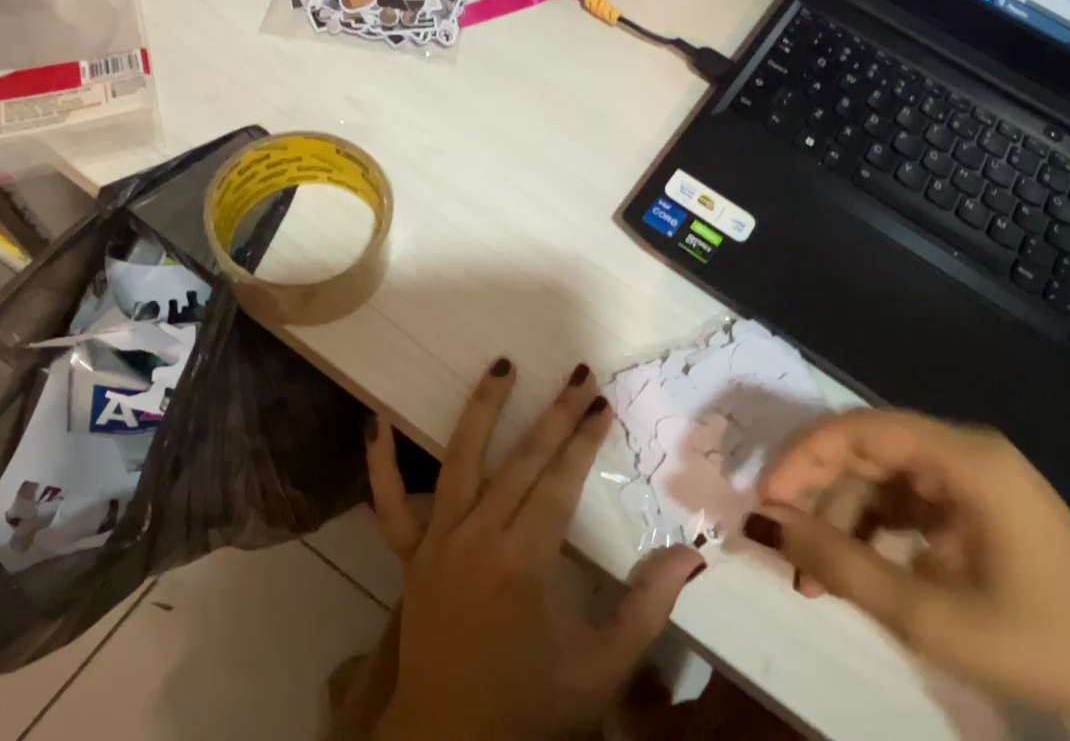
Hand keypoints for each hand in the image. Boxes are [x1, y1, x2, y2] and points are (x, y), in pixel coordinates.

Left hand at [368, 359, 706, 740]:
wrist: (450, 740)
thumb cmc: (531, 702)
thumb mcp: (602, 667)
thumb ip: (647, 607)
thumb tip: (692, 555)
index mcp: (523, 561)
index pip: (558, 483)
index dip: (583, 441)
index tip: (602, 403)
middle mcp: (476, 538)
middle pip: (519, 462)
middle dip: (553, 414)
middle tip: (578, 373)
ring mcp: (436, 543)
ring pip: (458, 462)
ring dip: (482, 410)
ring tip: (502, 366)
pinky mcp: (409, 557)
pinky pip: (389, 505)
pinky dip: (381, 464)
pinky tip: (377, 422)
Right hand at [748, 409, 1069, 740]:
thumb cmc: (1033, 645)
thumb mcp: (923, 612)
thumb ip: (837, 561)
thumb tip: (762, 520)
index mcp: (966, 460)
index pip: (860, 429)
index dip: (802, 458)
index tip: (765, 503)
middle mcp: (969, 454)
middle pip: (868, 451)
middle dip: (817, 495)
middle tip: (781, 543)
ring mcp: (977, 481)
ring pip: (882, 479)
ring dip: (841, 520)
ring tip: (812, 579)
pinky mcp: (979, 510)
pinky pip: (907, 503)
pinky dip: (872, 532)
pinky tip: (851, 572)